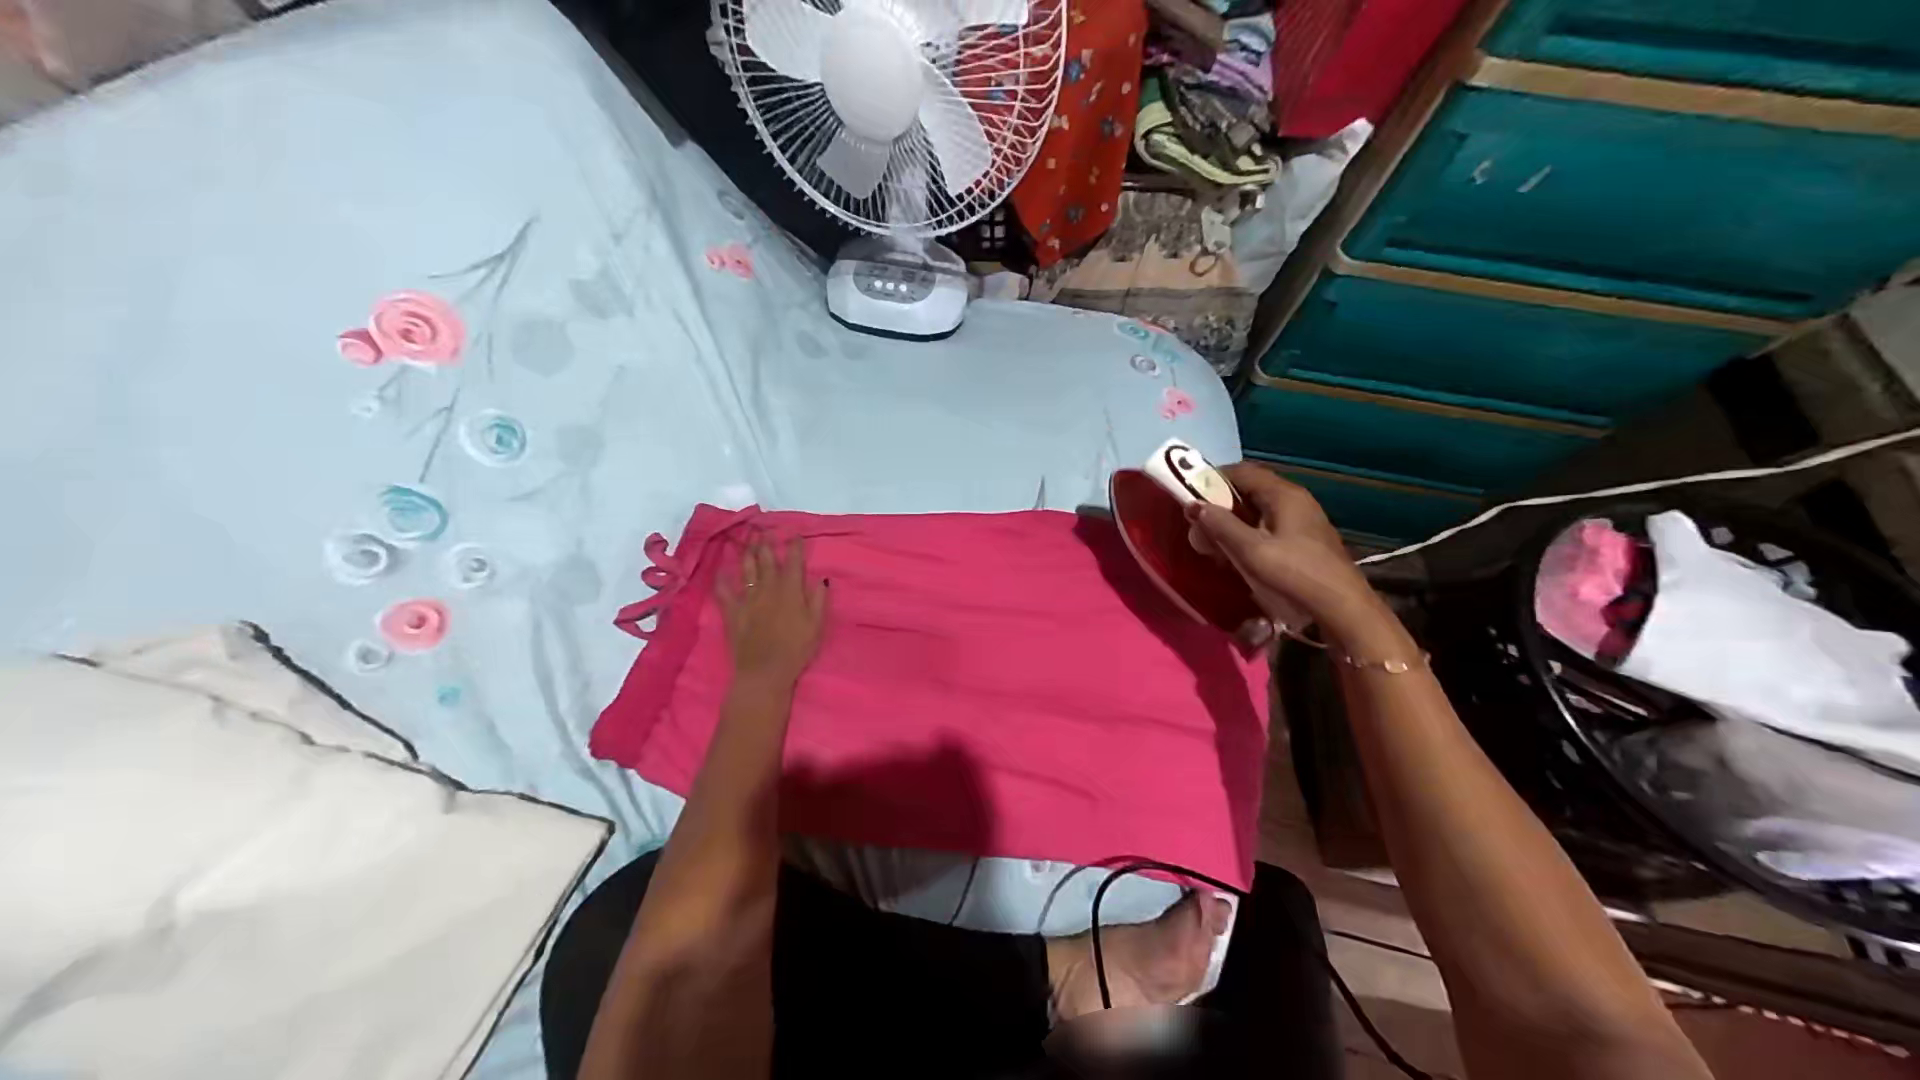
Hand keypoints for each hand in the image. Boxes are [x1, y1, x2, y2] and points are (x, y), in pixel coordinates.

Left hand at [715, 535, 828, 689]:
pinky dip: (722, 579)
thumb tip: (821, 578)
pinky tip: (721, 570)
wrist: (765, 671)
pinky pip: (724, 590)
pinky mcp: (733, 611)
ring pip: (747, 569)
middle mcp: (768, 588)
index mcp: (791, 591)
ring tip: (748, 539)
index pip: (794, 562)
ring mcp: (748, 598)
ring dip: (748, 552)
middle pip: (767, 560)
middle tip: (765, 530)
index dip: (794, 546)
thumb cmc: (796, 650)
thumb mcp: (817, 625)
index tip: (794, 534)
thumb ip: (819, 599)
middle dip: (767, 542)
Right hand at [1185, 463, 1383, 636]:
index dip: (1212, 478)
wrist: (1342, 607)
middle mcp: (1295, 499)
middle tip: (1200, 525)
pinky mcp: (1304, 539)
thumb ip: (1220, 526)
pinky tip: (1238, 555)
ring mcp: (1303, 519)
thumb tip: (1194, 505)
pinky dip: (1248, 533)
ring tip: (1214, 543)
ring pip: (1258, 509)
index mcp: (1283, 494)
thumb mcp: (1250, 551)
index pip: (1241, 471)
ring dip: (1232, 521)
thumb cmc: (1294, 574)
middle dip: (1220, 504)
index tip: (1190, 497)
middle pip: (1249, 490)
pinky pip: (1268, 525)